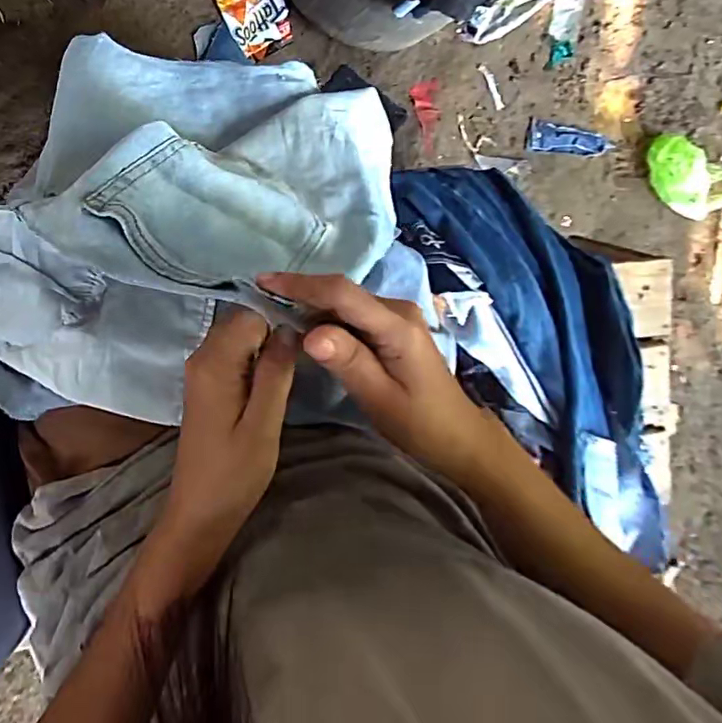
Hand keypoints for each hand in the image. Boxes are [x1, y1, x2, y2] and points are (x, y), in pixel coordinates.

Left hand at [142, 306, 296, 604]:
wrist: (199, 511)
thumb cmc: (234, 474)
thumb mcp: (264, 424)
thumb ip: (275, 372)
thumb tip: (290, 327)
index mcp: (213, 362)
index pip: (251, 313)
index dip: (282, 315)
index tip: (313, 327)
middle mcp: (202, 356)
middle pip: (243, 318)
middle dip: (276, 323)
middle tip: (310, 340)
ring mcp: (201, 368)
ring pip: (239, 332)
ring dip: (268, 338)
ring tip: (300, 353)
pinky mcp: (206, 381)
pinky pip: (233, 350)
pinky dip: (256, 352)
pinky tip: (277, 368)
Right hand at [258, 273, 513, 485]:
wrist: (461, 439)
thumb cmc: (422, 425)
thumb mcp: (381, 399)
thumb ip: (348, 362)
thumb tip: (309, 333)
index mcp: (397, 326)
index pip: (341, 293)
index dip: (301, 285)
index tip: (264, 283)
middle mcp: (397, 310)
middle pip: (341, 292)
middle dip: (299, 292)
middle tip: (260, 299)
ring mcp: (396, 316)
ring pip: (344, 302)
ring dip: (310, 305)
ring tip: (273, 311)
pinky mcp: (391, 327)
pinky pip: (352, 314)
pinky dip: (325, 317)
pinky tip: (303, 327)